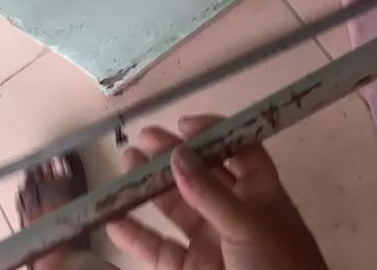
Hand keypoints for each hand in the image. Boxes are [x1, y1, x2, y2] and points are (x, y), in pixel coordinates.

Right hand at [105, 116, 328, 269]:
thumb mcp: (252, 230)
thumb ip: (211, 193)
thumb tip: (178, 152)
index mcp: (262, 199)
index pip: (240, 153)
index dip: (214, 134)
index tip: (183, 125)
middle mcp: (235, 217)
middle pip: (201, 175)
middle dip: (172, 154)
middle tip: (144, 138)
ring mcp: (211, 247)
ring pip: (175, 208)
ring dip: (150, 186)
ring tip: (126, 163)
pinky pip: (159, 251)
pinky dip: (136, 236)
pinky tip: (114, 220)